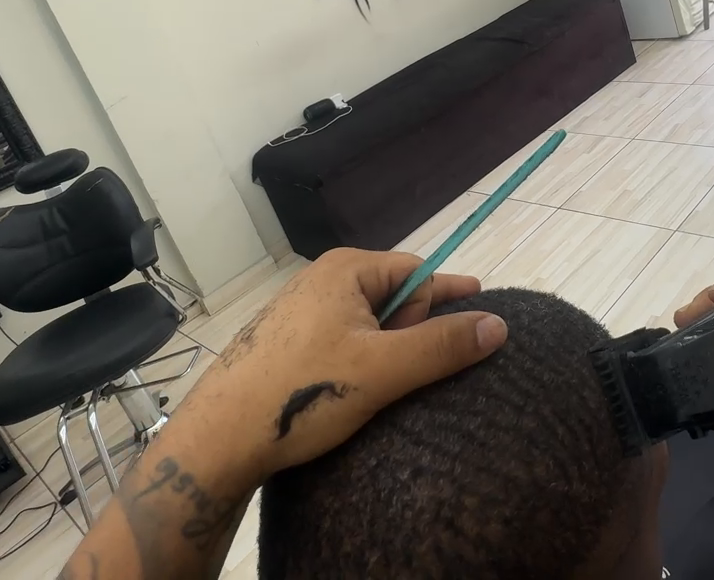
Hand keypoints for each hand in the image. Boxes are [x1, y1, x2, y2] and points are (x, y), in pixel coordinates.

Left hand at [173, 248, 507, 479]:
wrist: (215, 443)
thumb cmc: (302, 393)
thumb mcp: (383, 369)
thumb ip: (442, 345)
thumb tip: (499, 324)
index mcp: (347, 270)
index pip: (417, 273)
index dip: (443, 300)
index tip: (477, 312)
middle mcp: (324, 279)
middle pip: (395, 298)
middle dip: (407, 333)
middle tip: (397, 373)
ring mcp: (302, 310)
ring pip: (370, 324)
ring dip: (384, 352)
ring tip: (373, 388)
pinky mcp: (288, 341)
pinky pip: (344, 340)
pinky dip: (359, 362)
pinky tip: (353, 392)